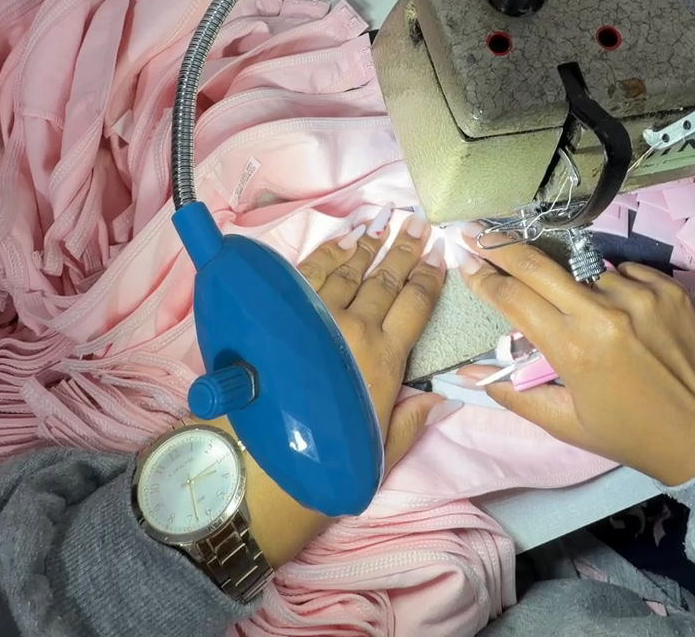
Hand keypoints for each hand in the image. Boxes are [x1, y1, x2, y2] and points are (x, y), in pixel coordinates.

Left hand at [218, 215, 447, 564]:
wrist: (255, 471)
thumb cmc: (324, 465)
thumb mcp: (379, 456)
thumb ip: (409, 423)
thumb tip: (436, 397)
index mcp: (383, 359)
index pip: (415, 304)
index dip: (429, 277)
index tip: (439, 254)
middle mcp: (354, 330)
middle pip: (386, 279)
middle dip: (404, 249)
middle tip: (418, 224)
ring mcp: (317, 318)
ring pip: (350, 270)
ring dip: (370, 244)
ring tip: (386, 224)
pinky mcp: (285, 316)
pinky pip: (311, 273)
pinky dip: (329, 252)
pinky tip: (344, 239)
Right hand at [455, 238, 694, 485]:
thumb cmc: (631, 433)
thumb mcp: (567, 425)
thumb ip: (515, 394)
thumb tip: (470, 374)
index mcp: (572, 349)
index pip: (512, 298)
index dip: (483, 277)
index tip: (464, 261)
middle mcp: (602, 313)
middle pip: (536, 264)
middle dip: (501, 246)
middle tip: (479, 233)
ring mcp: (638, 294)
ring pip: (582, 272)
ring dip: (573, 287)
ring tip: (593, 320)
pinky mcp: (667, 286)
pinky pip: (622, 272)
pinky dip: (613, 287)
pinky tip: (625, 315)